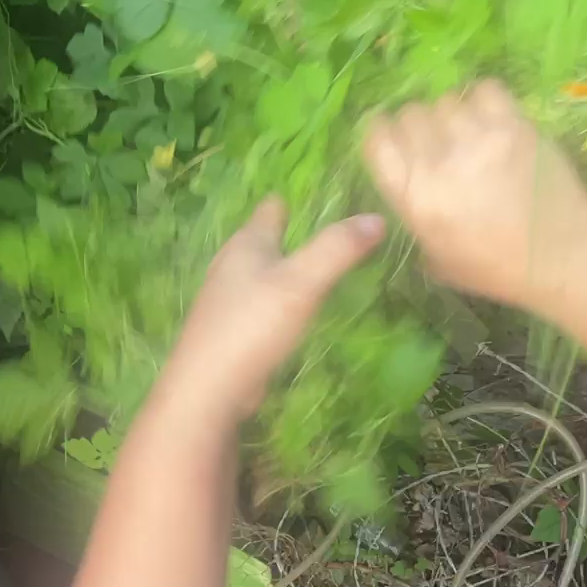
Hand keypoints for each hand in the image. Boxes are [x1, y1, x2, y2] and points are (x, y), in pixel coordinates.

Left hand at [158, 198, 384, 421]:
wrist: (209, 388)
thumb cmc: (253, 325)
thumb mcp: (303, 282)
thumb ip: (338, 249)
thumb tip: (376, 218)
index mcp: (247, 243)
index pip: (272, 208)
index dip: (296, 201)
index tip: (325, 199)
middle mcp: (231, 265)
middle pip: (264, 240)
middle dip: (291, 236)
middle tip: (331, 238)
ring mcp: (227, 300)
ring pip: (260, 274)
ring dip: (284, 272)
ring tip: (316, 274)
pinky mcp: (230, 331)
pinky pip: (259, 306)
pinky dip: (278, 303)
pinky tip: (293, 316)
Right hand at [363, 80, 586, 315]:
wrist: (562, 257)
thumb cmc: (496, 268)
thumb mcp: (437, 259)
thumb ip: (414, 218)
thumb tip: (409, 187)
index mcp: (415, 198)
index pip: (377, 140)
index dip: (380, 134)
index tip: (391, 139)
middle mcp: (439, 163)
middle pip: (409, 114)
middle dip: (416, 126)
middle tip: (434, 143)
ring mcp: (478, 139)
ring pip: (446, 100)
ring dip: (451, 115)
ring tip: (466, 134)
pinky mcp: (514, 124)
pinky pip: (484, 90)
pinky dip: (482, 101)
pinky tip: (489, 121)